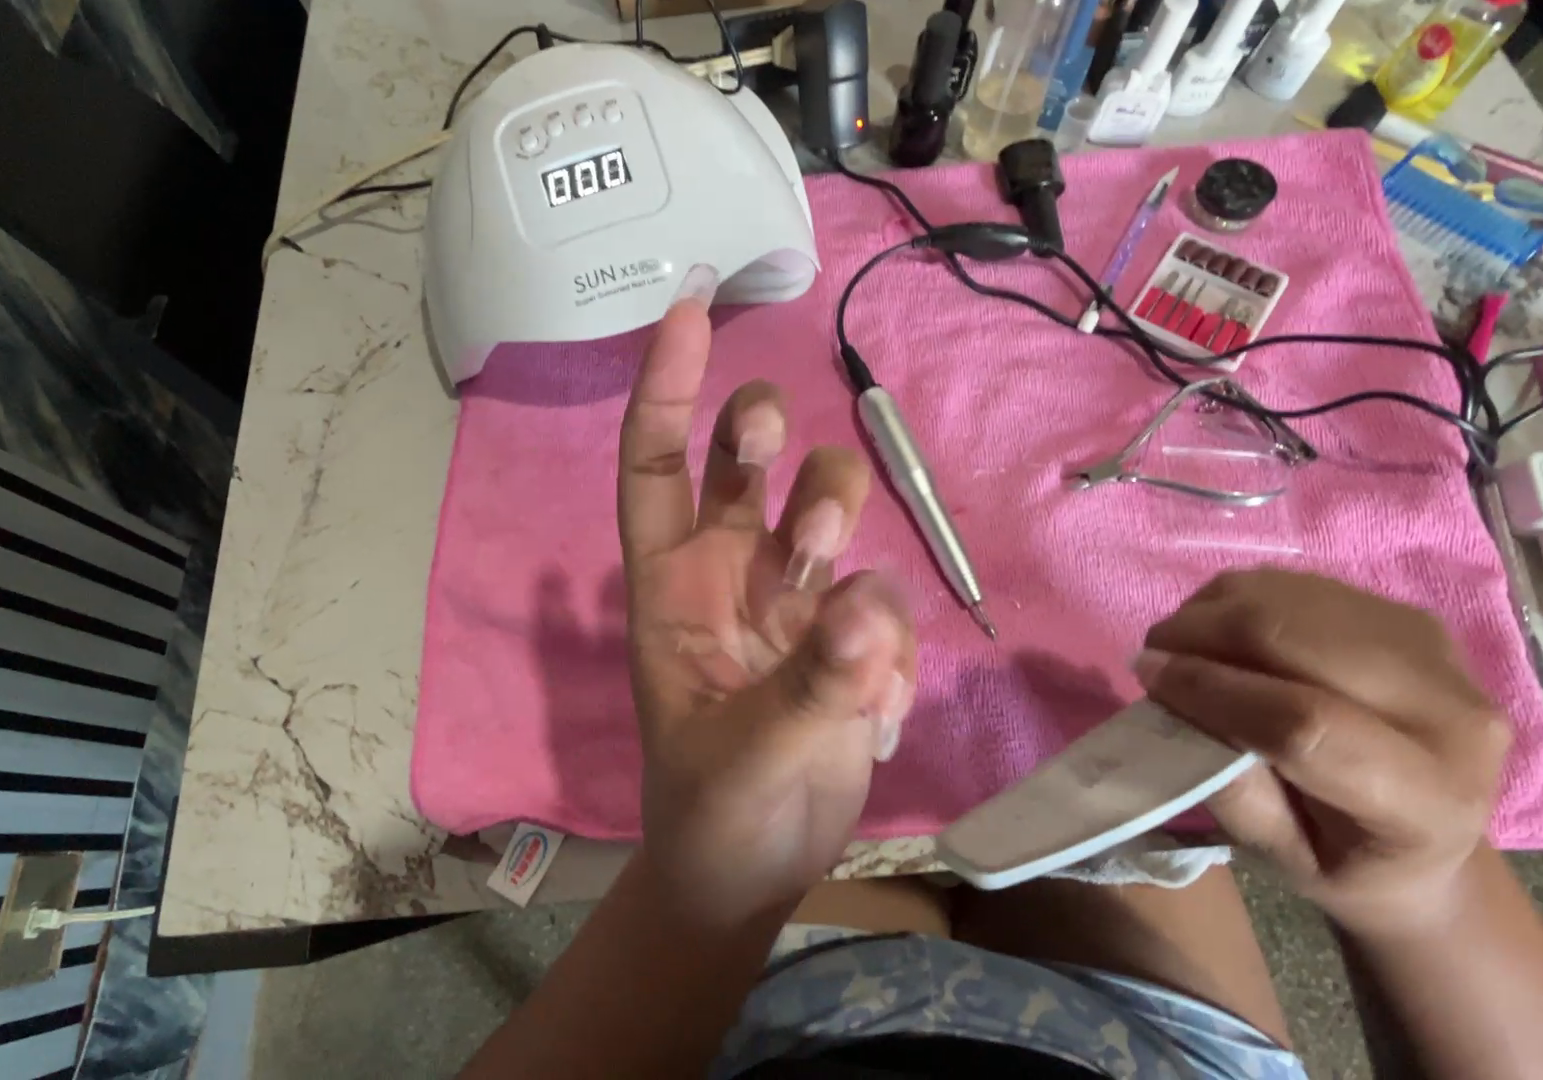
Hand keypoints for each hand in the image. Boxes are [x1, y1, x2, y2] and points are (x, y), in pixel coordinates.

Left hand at [618, 266, 916, 926]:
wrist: (757, 869)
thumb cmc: (716, 811)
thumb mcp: (746, 759)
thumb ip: (806, 688)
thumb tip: (861, 612)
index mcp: (672, 586)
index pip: (655, 465)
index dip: (667, 387)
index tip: (692, 308)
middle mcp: (732, 572)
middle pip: (748, 458)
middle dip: (767, 441)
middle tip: (795, 500)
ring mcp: (795, 598)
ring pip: (826, 504)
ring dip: (841, 531)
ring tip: (848, 628)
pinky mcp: (849, 633)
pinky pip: (882, 597)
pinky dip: (887, 643)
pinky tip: (871, 713)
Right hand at [1133, 569, 1511, 937]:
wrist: (1431, 841)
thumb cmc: (1344, 860)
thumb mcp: (1282, 857)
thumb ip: (1233, 791)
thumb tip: (1176, 707)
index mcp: (1426, 798)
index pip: (1307, 723)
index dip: (1212, 691)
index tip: (1148, 677)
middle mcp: (1448, 714)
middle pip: (1299, 640)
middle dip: (1202, 634)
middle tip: (1153, 651)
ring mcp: (1434, 654)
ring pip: (1294, 600)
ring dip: (1215, 610)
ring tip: (1181, 641)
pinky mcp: (1407, 619)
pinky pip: (1301, 586)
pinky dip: (1239, 598)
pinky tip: (1219, 628)